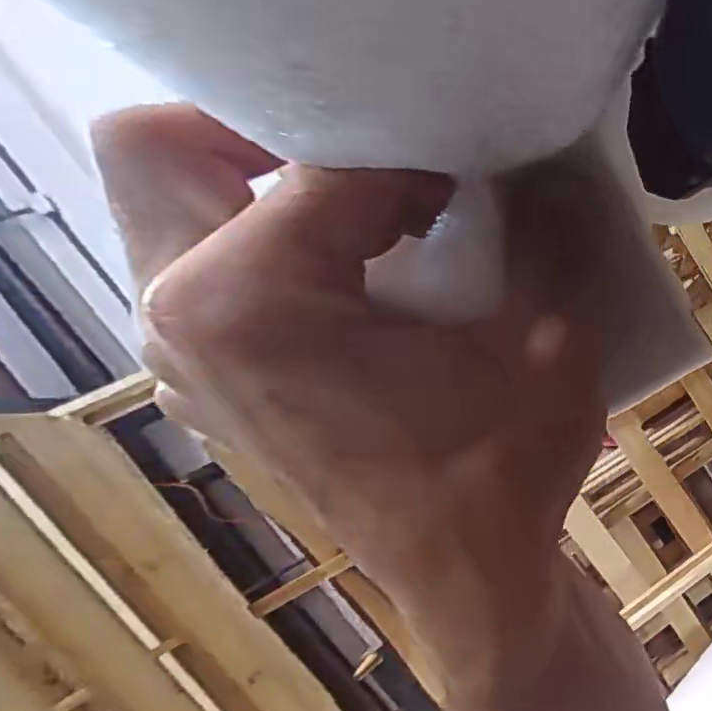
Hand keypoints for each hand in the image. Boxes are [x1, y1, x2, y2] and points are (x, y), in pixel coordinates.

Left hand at [92, 104, 675, 710]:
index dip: (412, 149)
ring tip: (376, 218)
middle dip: (274, 132)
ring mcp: (183, 360)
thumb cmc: (507, 466)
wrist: (473, 578)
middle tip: (382, 164)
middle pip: (160, 147)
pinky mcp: (210, 387)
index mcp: (251, 299)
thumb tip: (549, 164)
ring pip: (171, 210)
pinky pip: (205, 273)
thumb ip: (549, 233)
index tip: (470, 170)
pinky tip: (362, 281)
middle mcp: (180, 319)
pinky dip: (271, 248)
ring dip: (270, 190)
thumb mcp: (551, 340)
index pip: (321, 162)